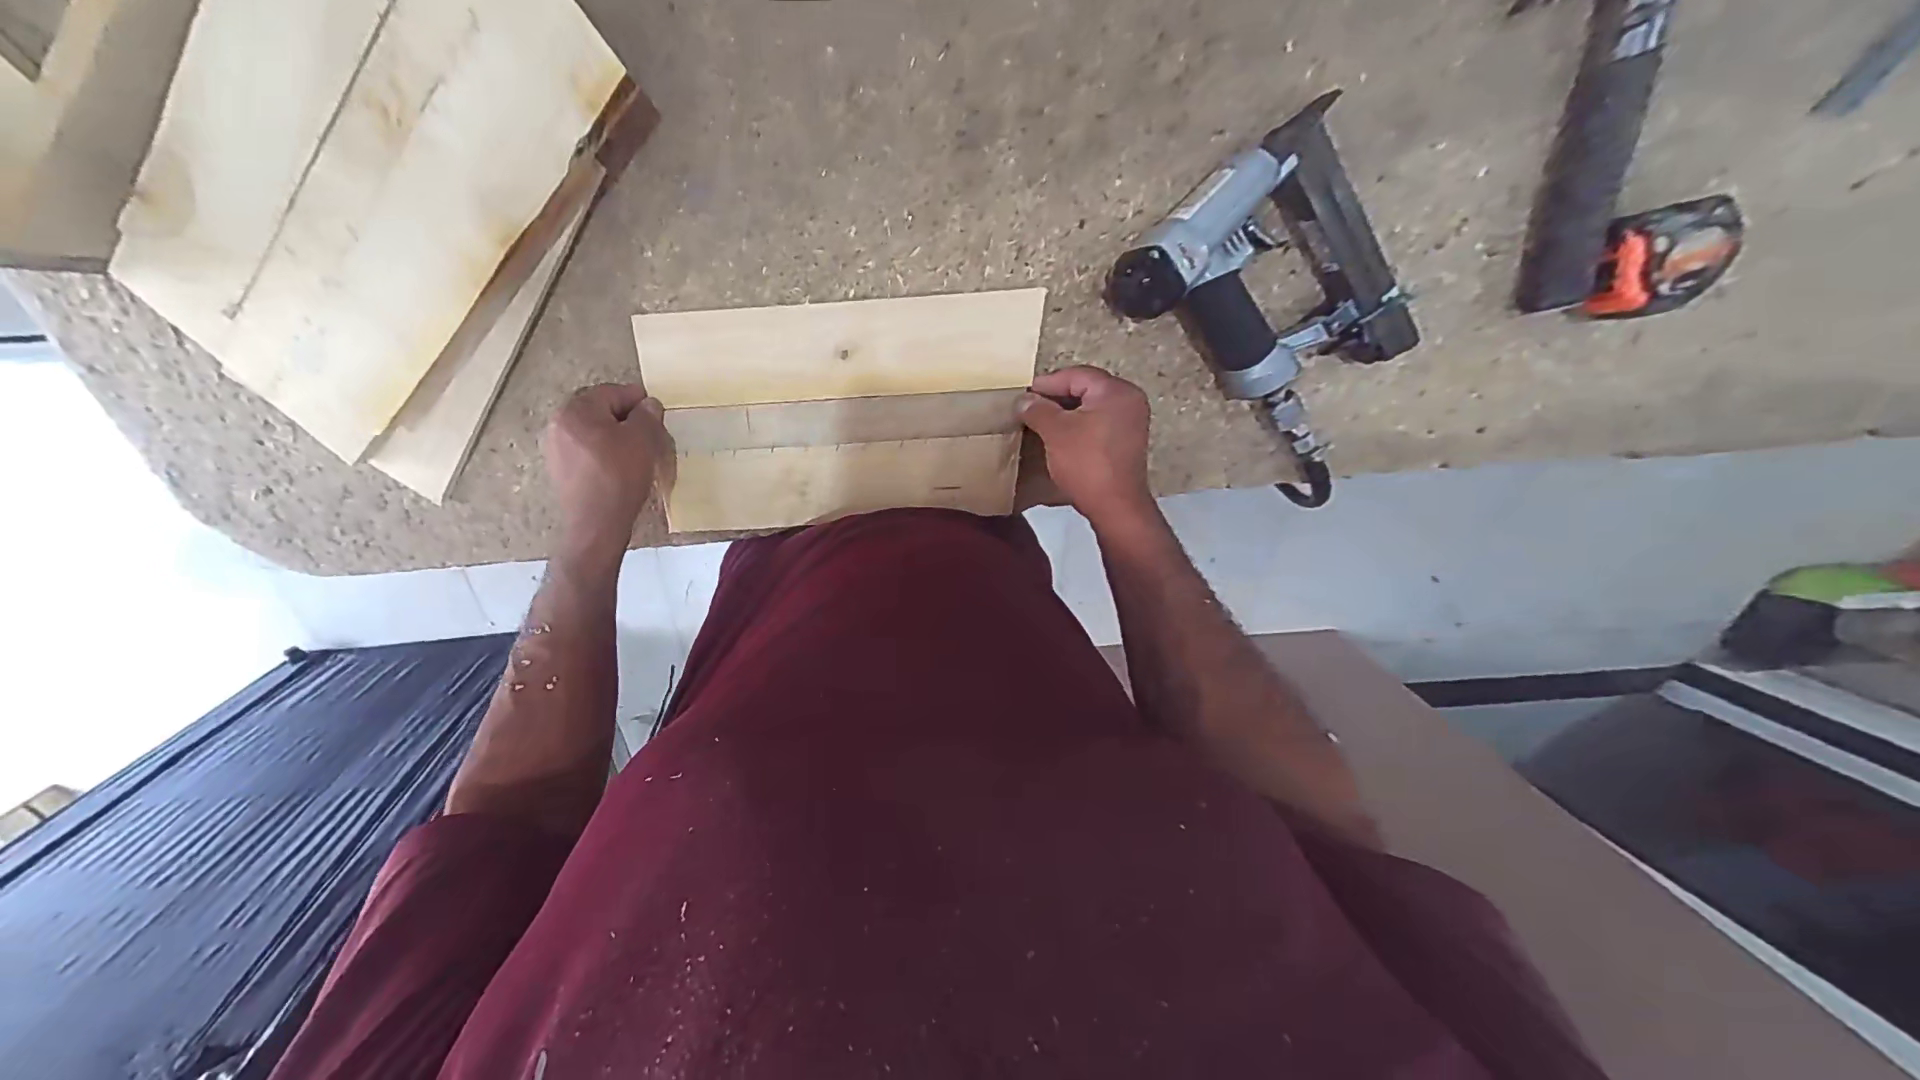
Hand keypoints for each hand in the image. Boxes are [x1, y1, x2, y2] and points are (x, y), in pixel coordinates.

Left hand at [544, 384, 668, 560]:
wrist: (596, 523)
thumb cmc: (620, 476)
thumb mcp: (643, 440)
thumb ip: (647, 415)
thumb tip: (649, 405)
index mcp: (575, 410)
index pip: (612, 392)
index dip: (638, 400)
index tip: (656, 413)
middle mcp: (558, 424)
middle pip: (599, 410)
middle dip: (625, 417)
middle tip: (649, 432)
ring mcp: (555, 448)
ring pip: (593, 431)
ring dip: (615, 435)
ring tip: (637, 451)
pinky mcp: (560, 469)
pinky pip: (586, 450)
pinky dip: (604, 452)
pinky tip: (620, 467)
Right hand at [1018, 365, 1155, 529]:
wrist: (1115, 506)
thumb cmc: (1086, 463)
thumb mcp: (1056, 432)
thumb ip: (1037, 409)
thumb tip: (1024, 400)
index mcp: (1116, 391)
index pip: (1076, 375)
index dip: (1047, 383)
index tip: (1023, 394)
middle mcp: (1129, 401)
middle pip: (1085, 389)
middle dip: (1055, 398)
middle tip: (1028, 407)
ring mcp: (1130, 423)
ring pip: (1090, 408)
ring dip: (1065, 414)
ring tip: (1039, 422)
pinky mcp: (1126, 443)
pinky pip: (1097, 425)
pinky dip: (1077, 427)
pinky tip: (1058, 437)